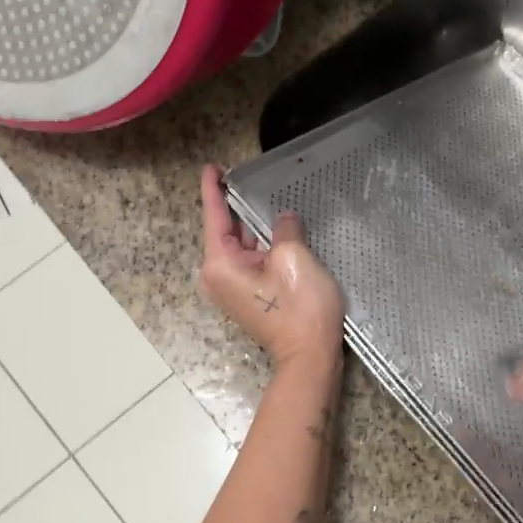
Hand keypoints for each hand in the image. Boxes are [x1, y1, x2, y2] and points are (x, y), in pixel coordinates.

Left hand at [198, 164, 344, 371]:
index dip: (214, 189)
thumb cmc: (299, 306)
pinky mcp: (250, 297)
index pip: (214, 216)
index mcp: (219, 264)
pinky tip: (278, 229)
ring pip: (242, 247)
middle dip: (239, 207)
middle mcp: (218, 276)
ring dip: (255, 227)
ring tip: (269, 198)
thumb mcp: (293, 256)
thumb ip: (285, 228)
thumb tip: (284, 220)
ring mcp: (233, 289)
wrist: (310, 355)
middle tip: (250, 178)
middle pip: (226, 231)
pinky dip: (263, 246)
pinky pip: (252, 262)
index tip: (212, 167)